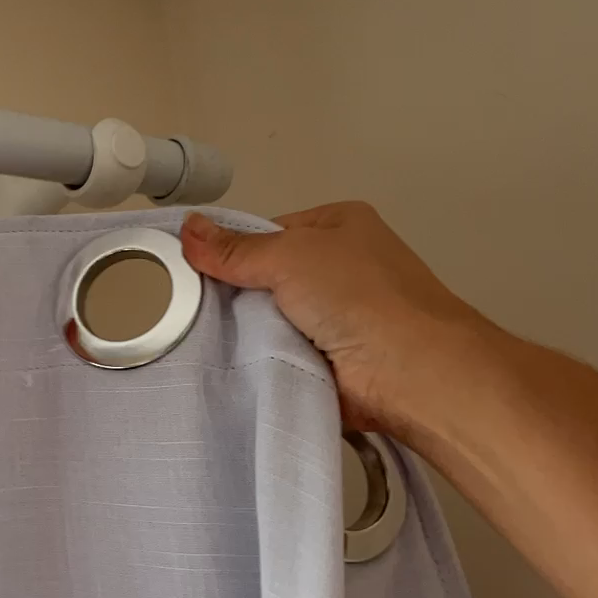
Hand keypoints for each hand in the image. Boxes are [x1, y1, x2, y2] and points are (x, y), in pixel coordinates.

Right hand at [181, 202, 493, 435]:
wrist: (408, 370)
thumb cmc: (364, 297)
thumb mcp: (288, 255)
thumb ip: (235, 248)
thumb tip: (190, 229)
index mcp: (337, 226)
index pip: (265, 232)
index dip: (231, 249)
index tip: (198, 267)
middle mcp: (337, 267)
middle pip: (261, 276)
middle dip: (235, 293)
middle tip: (203, 305)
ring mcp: (331, 314)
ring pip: (265, 316)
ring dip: (245, 328)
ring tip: (217, 335)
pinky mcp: (323, 354)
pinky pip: (275, 348)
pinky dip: (259, 354)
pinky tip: (238, 358)